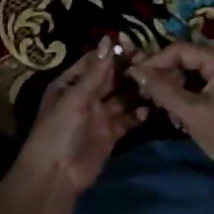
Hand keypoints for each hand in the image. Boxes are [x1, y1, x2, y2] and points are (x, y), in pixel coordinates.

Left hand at [15, 36, 145, 196]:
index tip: (135, 42)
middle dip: (128, 70)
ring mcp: (98, 115)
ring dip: (136, 91)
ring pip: (121, 98)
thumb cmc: (59, 130)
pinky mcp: (109, 134)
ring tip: (157, 82)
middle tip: (154, 61)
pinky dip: (137, 114)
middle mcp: (84, 97)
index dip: (111, 53)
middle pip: (109, 79)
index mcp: (69, 84)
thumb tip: (107, 39)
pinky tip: (149, 109)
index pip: (93, 62)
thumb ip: (95, 72)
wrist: (56, 173)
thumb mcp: (75, 98)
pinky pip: (126, 119)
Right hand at [129, 42, 213, 181]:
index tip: (137, 77)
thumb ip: (161, 89)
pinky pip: (205, 79)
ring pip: (196, 67)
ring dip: (175, 79)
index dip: (157, 61)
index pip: (183, 49)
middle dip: (166, 70)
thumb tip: (135, 70)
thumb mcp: (189, 112)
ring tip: (159, 96)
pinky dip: (188, 87)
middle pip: (190, 56)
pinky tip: (176, 101)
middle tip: (146, 88)